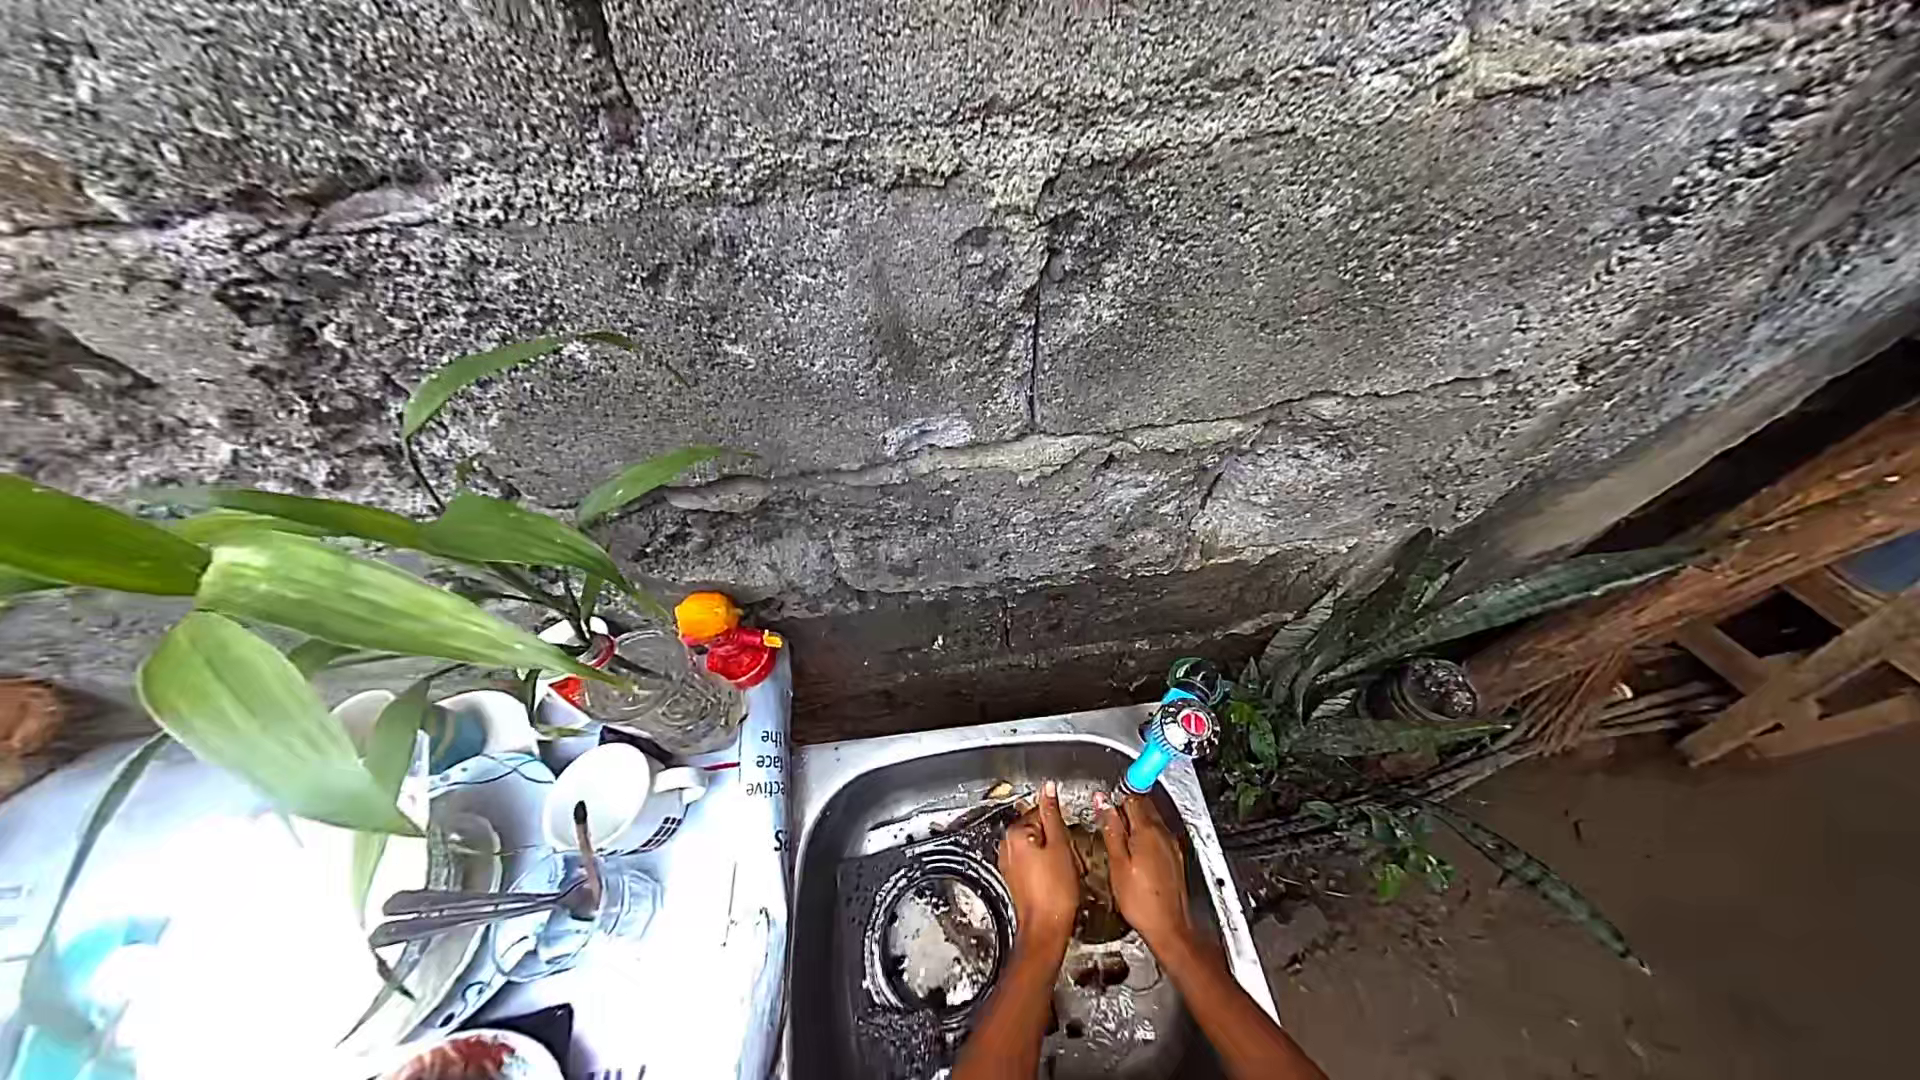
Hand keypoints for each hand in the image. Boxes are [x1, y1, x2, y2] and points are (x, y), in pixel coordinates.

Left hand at [998, 780, 1081, 953]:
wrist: (1046, 931)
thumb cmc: (1054, 893)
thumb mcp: (1060, 846)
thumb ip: (1053, 815)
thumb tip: (1048, 789)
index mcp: (1015, 834)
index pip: (1041, 813)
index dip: (1060, 827)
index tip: (1069, 841)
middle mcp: (1007, 846)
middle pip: (1039, 830)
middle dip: (1057, 842)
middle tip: (1069, 860)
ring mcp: (1009, 864)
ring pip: (1038, 848)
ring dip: (1054, 856)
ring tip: (1065, 873)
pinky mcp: (1016, 879)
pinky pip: (1034, 864)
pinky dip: (1047, 869)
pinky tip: (1058, 882)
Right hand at [1096, 790, 1191, 948]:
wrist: (1169, 929)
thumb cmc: (1141, 901)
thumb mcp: (1117, 863)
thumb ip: (1111, 828)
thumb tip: (1102, 802)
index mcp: (1147, 831)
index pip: (1132, 797)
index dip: (1115, 797)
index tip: (1104, 802)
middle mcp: (1163, 834)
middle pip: (1143, 806)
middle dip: (1125, 807)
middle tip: (1108, 819)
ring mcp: (1171, 846)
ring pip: (1151, 820)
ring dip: (1135, 821)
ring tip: (1118, 837)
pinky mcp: (1174, 858)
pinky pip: (1157, 835)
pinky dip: (1144, 836)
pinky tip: (1134, 853)